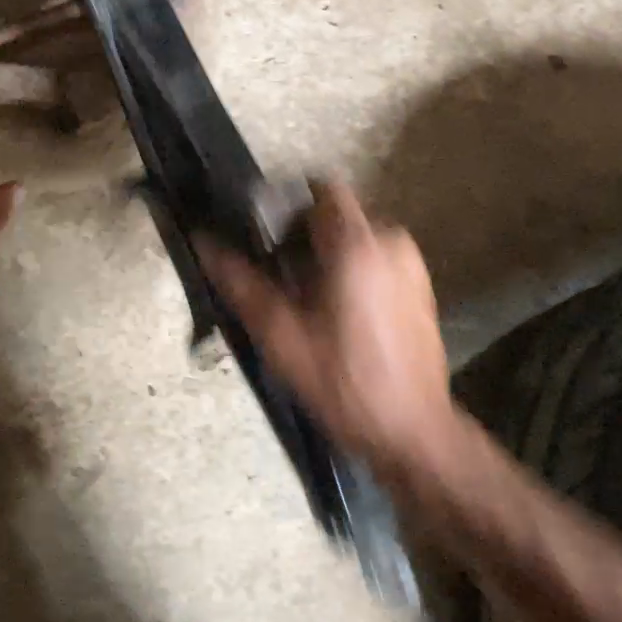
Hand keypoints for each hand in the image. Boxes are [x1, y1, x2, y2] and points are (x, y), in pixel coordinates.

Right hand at [197, 181, 454, 467]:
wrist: (411, 432)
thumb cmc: (342, 381)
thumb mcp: (279, 336)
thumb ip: (239, 282)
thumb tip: (202, 242)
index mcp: (356, 245)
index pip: (321, 188)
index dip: (288, 204)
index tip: (265, 234)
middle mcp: (390, 243)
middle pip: (336, 215)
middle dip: (303, 236)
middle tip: (277, 275)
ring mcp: (410, 267)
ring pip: (356, 239)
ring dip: (326, 256)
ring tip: (304, 300)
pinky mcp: (419, 290)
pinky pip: (375, 260)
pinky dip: (351, 273)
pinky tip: (336, 315)